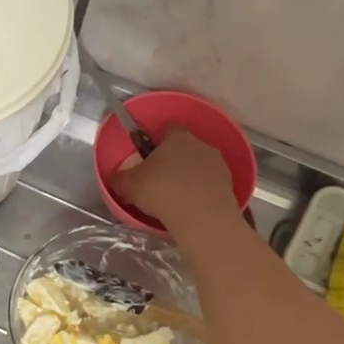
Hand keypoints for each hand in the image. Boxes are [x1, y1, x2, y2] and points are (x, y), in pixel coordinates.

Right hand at [111, 126, 234, 225]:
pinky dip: (202, 192)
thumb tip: (115, 178)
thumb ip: (120, 179)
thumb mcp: (129, 185)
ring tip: (177, 196)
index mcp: (177, 137)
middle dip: (175, 159)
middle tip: (160, 178)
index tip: (150, 155)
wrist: (200, 215)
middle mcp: (201, 145)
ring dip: (191, 176)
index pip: (169, 129)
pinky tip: (191, 207)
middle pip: (186, 147)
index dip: (159, 141)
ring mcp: (218, 164)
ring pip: (201, 166)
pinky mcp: (228, 185)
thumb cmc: (161, 190)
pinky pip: (211, 184)